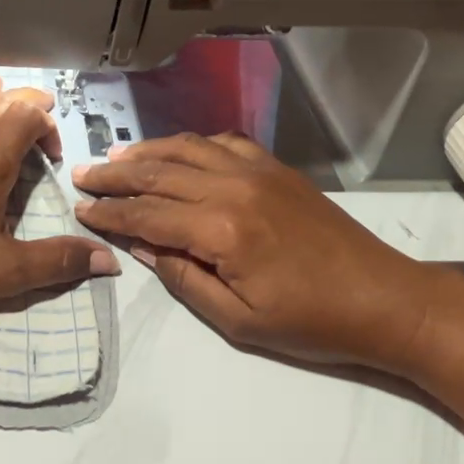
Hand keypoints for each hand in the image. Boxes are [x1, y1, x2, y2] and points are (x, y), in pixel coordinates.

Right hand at [72, 133, 438, 371]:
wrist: (384, 299)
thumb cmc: (312, 322)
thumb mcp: (240, 322)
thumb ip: (185, 280)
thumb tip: (143, 248)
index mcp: (221, 230)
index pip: (148, 214)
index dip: (110, 212)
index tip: (79, 209)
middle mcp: (231, 187)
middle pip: (158, 173)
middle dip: (115, 175)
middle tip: (82, 175)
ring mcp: (254, 169)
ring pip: (185, 147)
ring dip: (146, 151)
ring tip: (115, 156)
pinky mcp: (274, 166)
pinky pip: (221, 141)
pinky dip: (190, 143)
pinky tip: (175, 151)